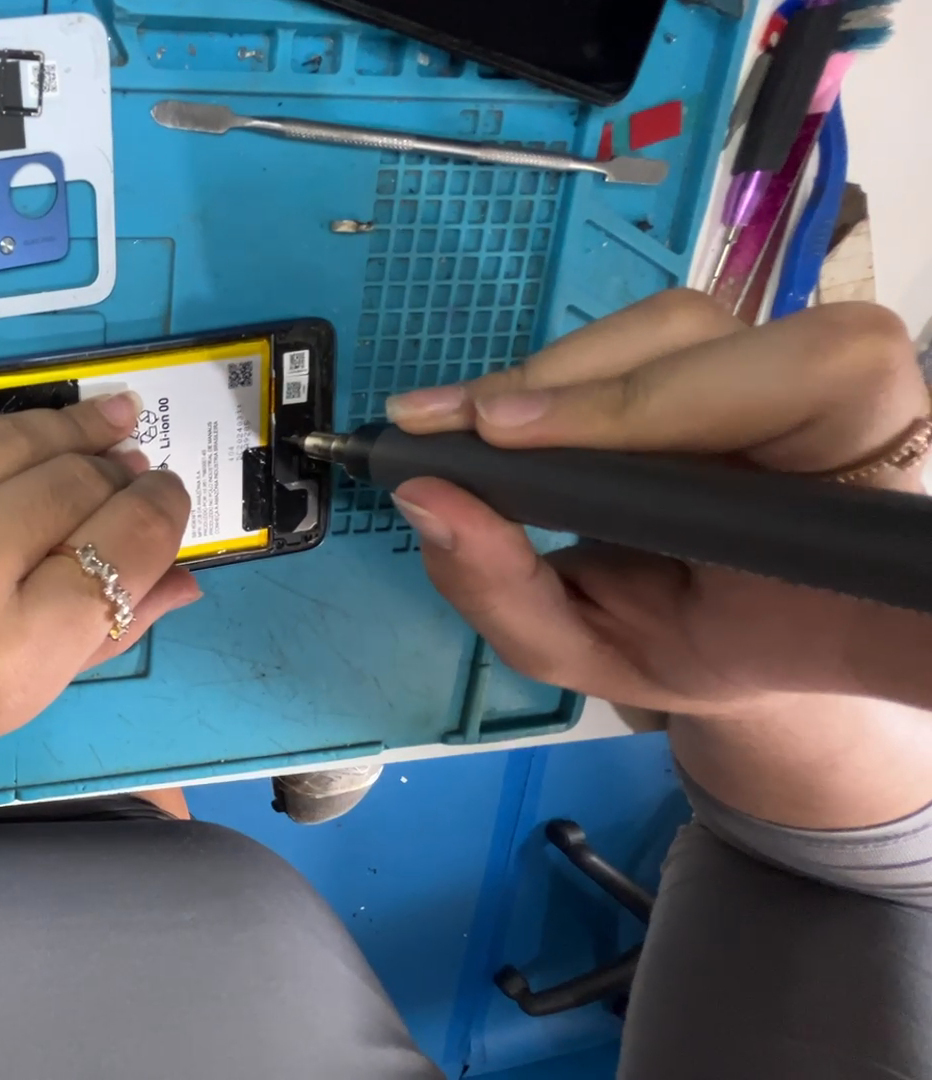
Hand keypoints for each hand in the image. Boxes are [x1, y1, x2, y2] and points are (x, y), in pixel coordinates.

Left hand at [0, 393, 198, 803]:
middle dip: (119, 470)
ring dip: (72, 427)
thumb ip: (92, 640)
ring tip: (110, 419)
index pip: (121, 553)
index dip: (158, 516)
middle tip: (132, 465)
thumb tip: (180, 579)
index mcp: (1, 656)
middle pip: (75, 483)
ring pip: (14, 437)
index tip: (164, 497)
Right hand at [382, 290, 930, 715]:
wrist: (744, 632)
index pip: (811, 386)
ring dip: (531, 377)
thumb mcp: (589, 654)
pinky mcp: (713, 364)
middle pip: (702, 339)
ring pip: (657, 328)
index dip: (651, 397)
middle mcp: (837, 412)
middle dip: (553, 386)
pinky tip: (474, 418)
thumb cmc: (686, 649)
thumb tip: (422, 497)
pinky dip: (532, 379)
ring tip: (442, 426)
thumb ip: (506, 594)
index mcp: (844, 501)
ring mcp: (776, 376)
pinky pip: (623, 345)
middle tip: (437, 430)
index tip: (505, 437)